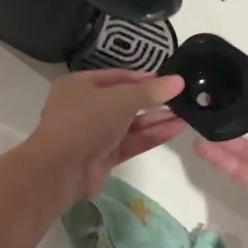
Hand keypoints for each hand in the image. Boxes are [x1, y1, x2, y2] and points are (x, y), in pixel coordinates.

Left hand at [26, 69, 186, 199]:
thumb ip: (150, 91)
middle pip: (124, 101)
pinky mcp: (104, 157)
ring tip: (188, 113)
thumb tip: (178, 81)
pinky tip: (177, 128)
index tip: (169, 79)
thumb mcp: (120, 99)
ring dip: (157, 118)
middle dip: (154, 100)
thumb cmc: (85, 122)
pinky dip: (152, 135)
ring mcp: (95, 134)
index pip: (116, 77)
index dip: (143, 77)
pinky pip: (132, 142)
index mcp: (79, 86)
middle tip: (183, 97)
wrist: (60, 169)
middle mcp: (85, 108)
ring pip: (130, 124)